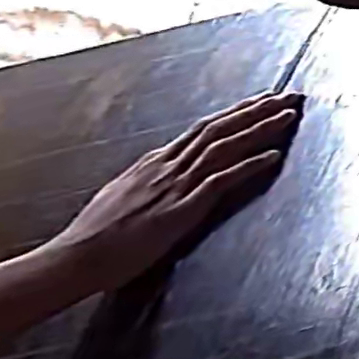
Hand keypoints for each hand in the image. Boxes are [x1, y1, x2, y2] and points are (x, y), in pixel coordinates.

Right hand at [42, 92, 303, 289]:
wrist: (69, 262)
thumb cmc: (95, 234)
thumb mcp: (124, 192)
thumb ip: (151, 175)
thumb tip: (168, 161)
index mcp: (156, 162)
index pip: (206, 127)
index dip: (238, 111)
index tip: (264, 98)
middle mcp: (168, 166)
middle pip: (220, 128)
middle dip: (257, 109)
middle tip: (289, 95)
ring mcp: (175, 185)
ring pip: (225, 146)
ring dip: (261, 128)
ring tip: (289, 115)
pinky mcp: (182, 207)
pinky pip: (222, 180)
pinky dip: (250, 165)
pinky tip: (274, 155)